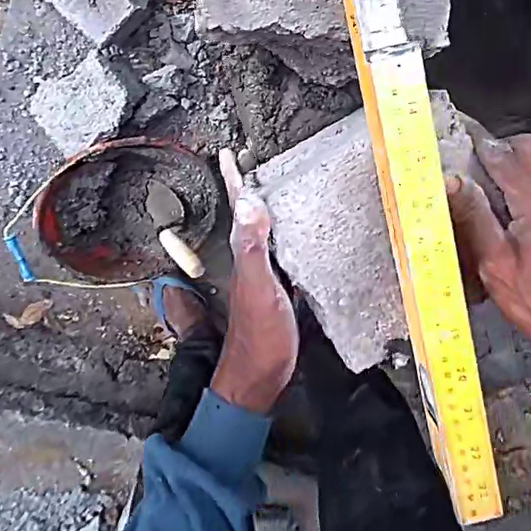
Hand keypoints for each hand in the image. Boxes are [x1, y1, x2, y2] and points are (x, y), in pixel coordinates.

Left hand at [211, 148, 298, 413]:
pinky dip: (288, 237)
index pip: (238, 209)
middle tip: (258, 162)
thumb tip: (248, 202)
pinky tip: (302, 234)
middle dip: (251, 188)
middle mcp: (251, 260)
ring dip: (269, 210)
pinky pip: (283, 253)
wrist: (261, 377)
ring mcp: (264, 276)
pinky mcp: (279, 290)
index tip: (229, 154)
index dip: (234, 181)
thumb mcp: (259, 288)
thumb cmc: (260, 337)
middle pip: (250, 216)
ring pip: (266, 233)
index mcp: (244, 254)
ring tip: (282, 189)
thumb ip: (254, 247)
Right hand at [446, 133, 530, 414]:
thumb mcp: (495, 262)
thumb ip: (475, 216)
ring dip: (514, 166)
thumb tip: (452, 180)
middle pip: (528, 148)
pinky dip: (527, 183)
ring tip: (486, 187)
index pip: (504, 157)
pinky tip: (509, 208)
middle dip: (499, 149)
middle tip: (472, 166)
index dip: (477, 147)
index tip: (454, 143)